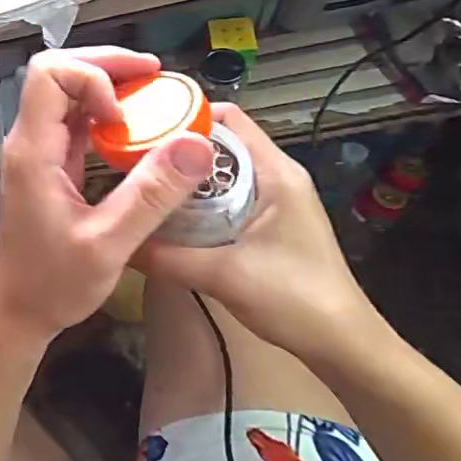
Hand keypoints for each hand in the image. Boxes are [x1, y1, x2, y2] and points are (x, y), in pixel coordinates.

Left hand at [0, 48, 215, 347]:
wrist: (19, 313)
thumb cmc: (54, 285)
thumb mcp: (109, 244)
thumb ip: (151, 195)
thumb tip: (196, 144)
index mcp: (32, 151)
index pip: (48, 75)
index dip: (92, 77)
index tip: (124, 113)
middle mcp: (29, 142)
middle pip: (58, 73)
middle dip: (106, 66)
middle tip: (154, 74)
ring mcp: (37, 152)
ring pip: (66, 93)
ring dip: (108, 85)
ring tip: (153, 92)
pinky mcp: (48, 165)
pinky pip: (74, 121)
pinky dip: (105, 113)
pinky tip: (136, 126)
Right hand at [134, 104, 393, 365]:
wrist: (343, 344)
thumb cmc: (294, 299)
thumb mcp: (222, 275)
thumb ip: (166, 256)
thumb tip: (116, 241)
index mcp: (275, 172)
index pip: (228, 117)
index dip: (185, 116)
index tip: (145, 131)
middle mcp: (277, 175)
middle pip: (222, 141)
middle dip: (178, 149)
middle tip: (135, 162)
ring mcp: (277, 197)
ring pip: (224, 170)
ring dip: (188, 177)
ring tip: (147, 187)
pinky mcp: (273, 220)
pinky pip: (230, 194)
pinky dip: (201, 199)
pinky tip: (174, 218)